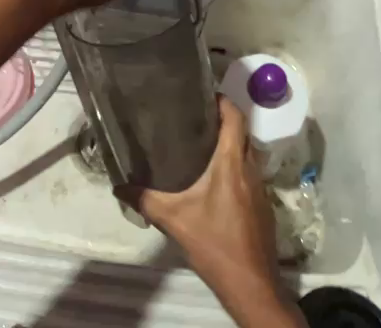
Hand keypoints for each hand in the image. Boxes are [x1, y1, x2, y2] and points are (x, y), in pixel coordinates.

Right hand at [123, 99, 301, 327]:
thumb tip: (118, 185)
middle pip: (242, 132)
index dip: (222, 100)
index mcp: (231, 164)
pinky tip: (213, 177)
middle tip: (194, 115)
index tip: (202, 93)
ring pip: (247, 153)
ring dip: (229, 144)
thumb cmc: (215, 245)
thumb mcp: (174, 220)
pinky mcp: (262, 206)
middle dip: (222, 119)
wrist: (252, 286)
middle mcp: (250, 170)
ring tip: (200, 141)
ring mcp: (260, 189)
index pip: (235, 118)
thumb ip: (144, 199)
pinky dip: (234, 166)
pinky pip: (249, 173)